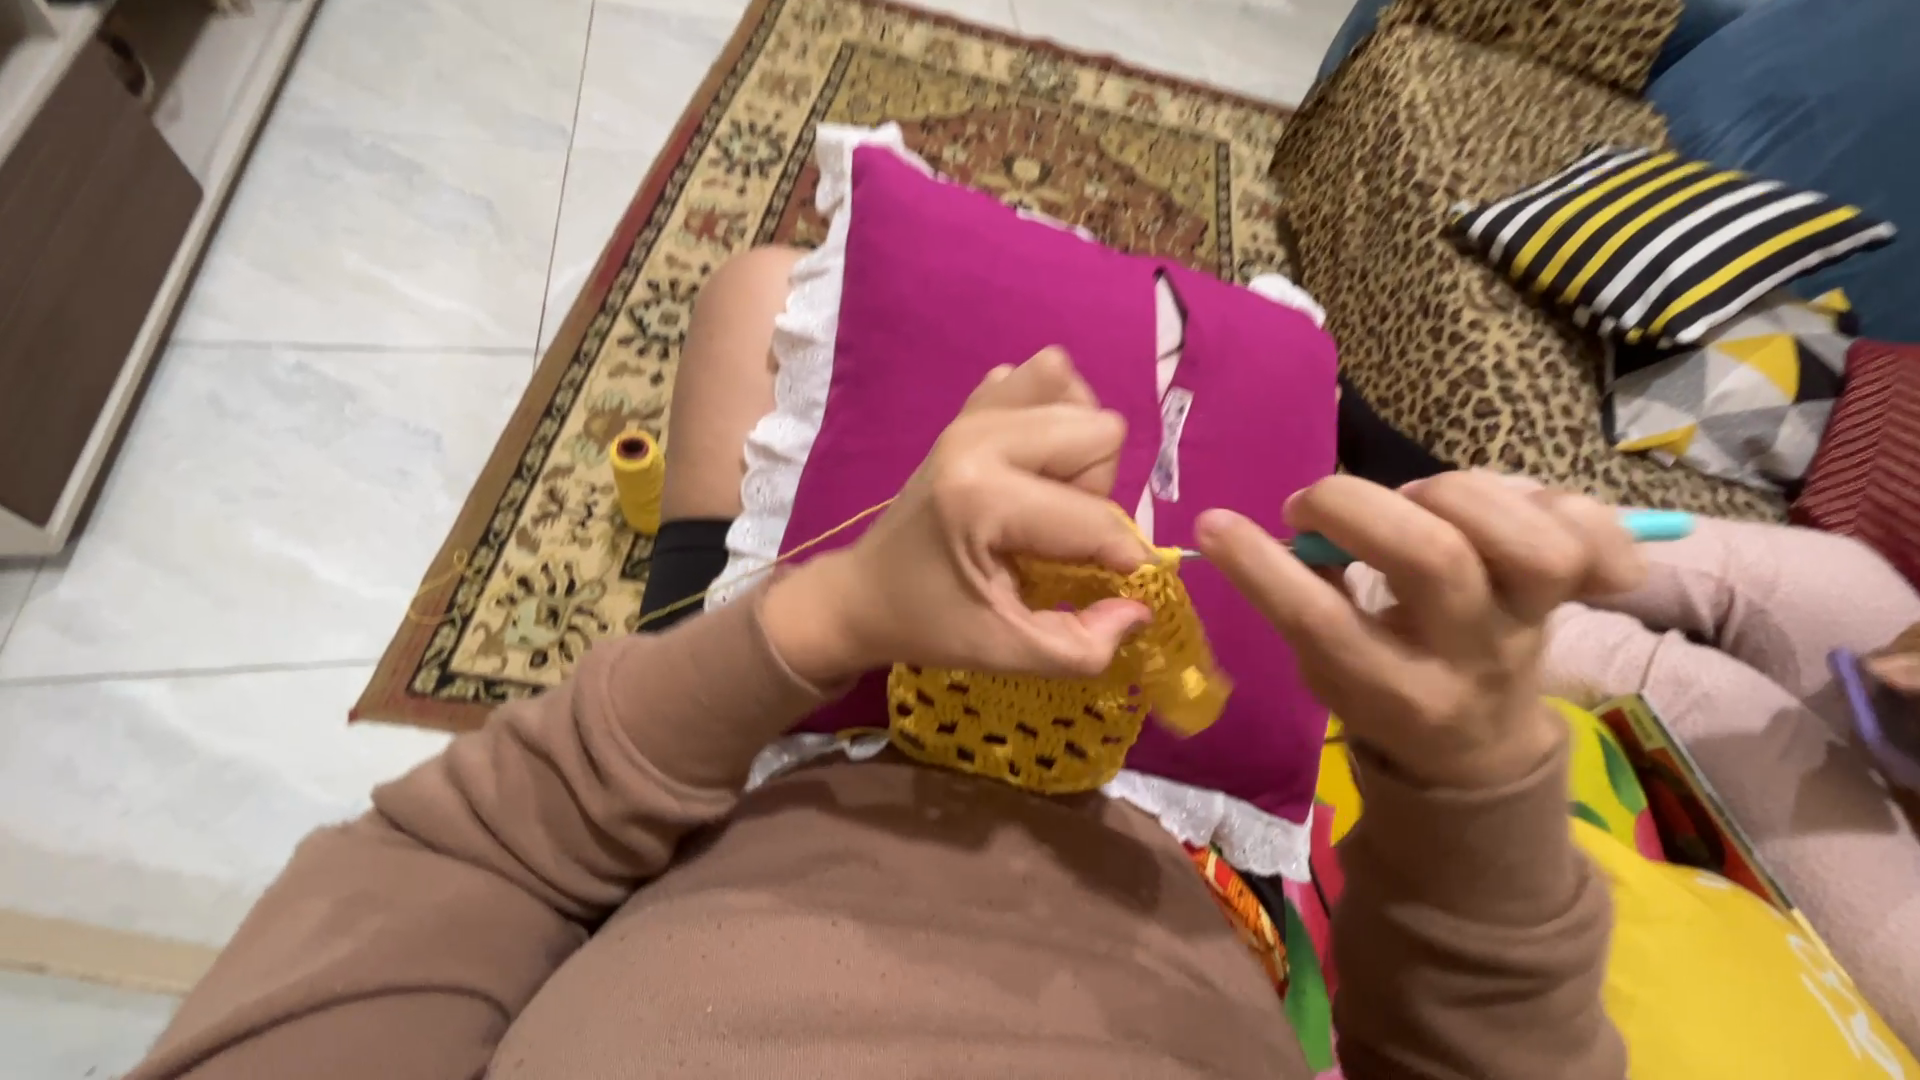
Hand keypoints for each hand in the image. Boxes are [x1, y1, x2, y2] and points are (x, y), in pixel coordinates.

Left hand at [764, 349, 1153, 685]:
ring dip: (1079, 452)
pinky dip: (1051, 419)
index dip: (1121, 557)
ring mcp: (971, 414)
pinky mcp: (967, 408)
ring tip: (1045, 496)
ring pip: (1077, 398)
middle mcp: (980, 438)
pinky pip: (1040, 379)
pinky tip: (1027, 464)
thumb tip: (1141, 608)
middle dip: (1097, 493)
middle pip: (1100, 432)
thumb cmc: (931, 624)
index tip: (1114, 585)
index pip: (1093, 516)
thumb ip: (1084, 646)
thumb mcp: (1006, 651)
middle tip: (1057, 536)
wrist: (863, 593)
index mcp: (983, 498)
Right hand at [1196, 471, 1645, 789]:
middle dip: (1356, 508)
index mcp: (1391, 692)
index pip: (1322, 622)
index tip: (1214, 523)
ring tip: (1409, 502)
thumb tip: (1269, 527)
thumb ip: (1302, 602)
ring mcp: (1535, 624)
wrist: (1475, 745)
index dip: (1262, 566)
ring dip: (1451, 496)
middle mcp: (1468, 659)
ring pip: (1527, 542)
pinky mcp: (1578, 594)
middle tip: (1312, 506)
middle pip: (1434, 561)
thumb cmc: (1377, 693)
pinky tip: (1509, 511)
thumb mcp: (1321, 669)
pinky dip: (1557, 505)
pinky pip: (1596, 534)